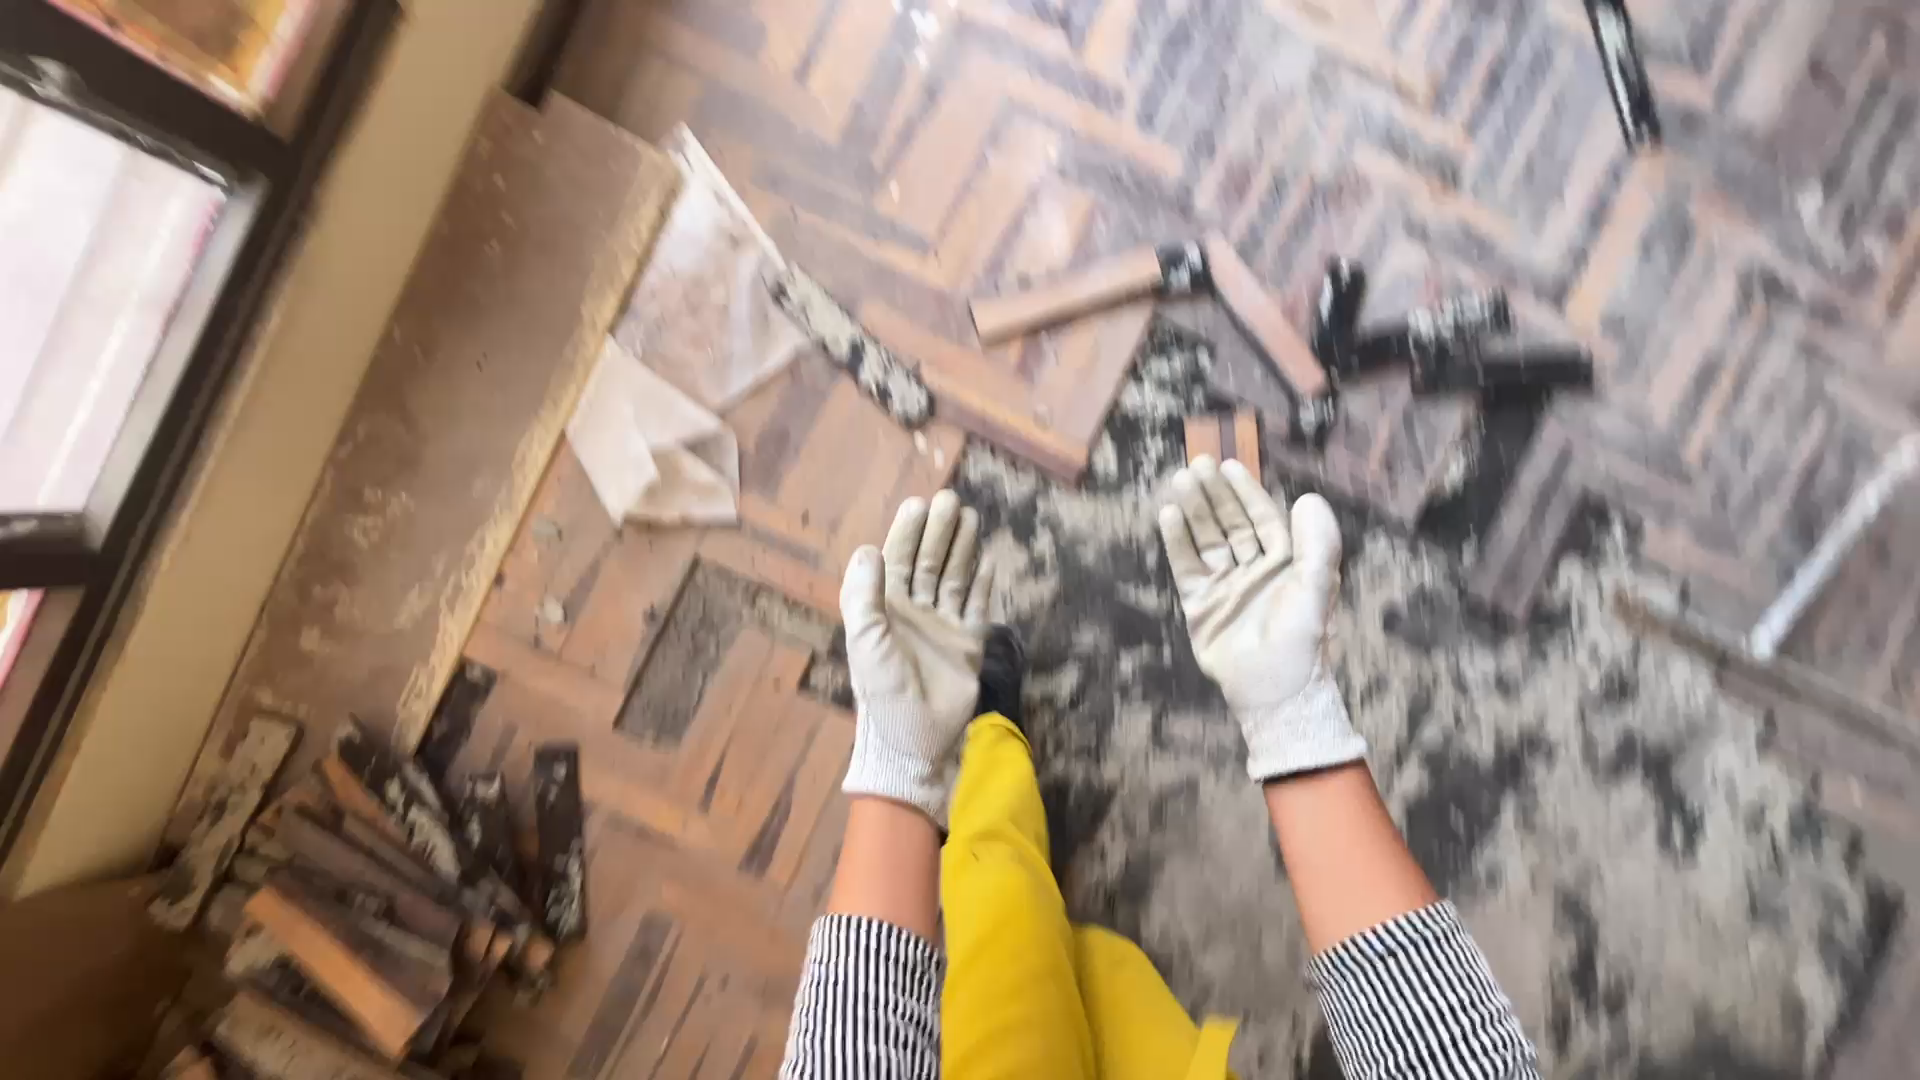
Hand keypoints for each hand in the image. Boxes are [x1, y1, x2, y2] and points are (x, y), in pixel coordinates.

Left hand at [839, 490, 992, 824]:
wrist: (917, 739)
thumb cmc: (885, 691)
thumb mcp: (866, 643)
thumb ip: (864, 597)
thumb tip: (869, 549)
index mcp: (885, 609)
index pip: (898, 560)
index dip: (907, 533)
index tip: (918, 504)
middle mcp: (914, 612)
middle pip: (929, 561)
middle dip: (938, 531)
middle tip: (950, 499)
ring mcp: (943, 626)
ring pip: (954, 578)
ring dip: (961, 548)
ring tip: (970, 516)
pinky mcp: (968, 643)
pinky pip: (976, 606)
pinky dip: (982, 583)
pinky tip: (986, 559)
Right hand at [1157, 456, 1364, 781]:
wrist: (1272, 690)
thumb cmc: (1301, 640)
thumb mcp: (1316, 588)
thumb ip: (1317, 543)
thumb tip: (1307, 498)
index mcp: (1285, 563)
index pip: (1262, 518)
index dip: (1246, 492)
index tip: (1229, 466)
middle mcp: (1254, 569)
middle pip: (1230, 523)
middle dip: (1214, 495)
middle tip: (1196, 465)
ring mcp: (1225, 585)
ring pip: (1206, 540)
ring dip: (1194, 511)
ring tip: (1179, 482)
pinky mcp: (1200, 604)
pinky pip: (1186, 566)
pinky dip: (1177, 542)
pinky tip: (1168, 517)